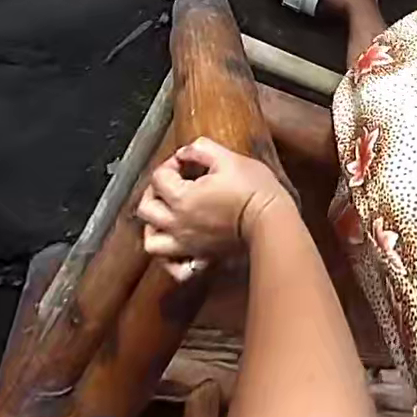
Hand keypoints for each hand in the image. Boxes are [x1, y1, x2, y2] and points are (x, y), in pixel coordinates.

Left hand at [136, 137, 290, 278]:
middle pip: (146, 209)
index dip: (171, 163)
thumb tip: (184, 152)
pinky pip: (174, 267)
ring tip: (167, 213)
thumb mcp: (228, 158)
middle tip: (171, 181)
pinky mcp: (200, 258)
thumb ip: (201, 149)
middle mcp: (177, 224)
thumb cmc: (252, 187)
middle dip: (154, 190)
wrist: (270, 220)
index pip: (159, 177)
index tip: (188, 160)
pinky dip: (169, 258)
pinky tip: (178, 245)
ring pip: (151, 242)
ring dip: (153, 225)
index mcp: (181, 198)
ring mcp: (186, 245)